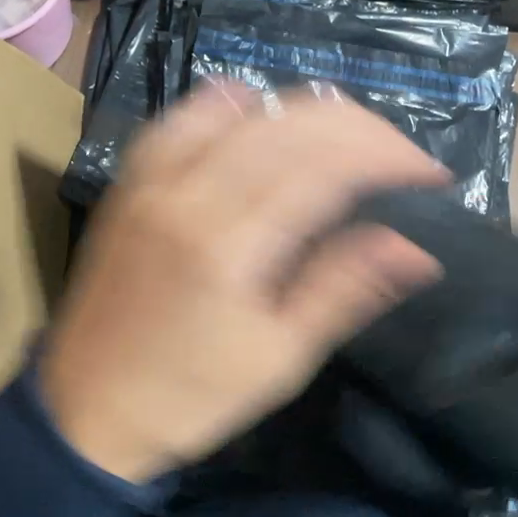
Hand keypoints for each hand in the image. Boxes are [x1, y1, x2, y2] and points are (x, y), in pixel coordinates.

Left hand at [39, 83, 448, 483]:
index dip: (388, 157)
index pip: (325, 167)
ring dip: (299, 111)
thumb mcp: (279, 357)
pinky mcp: (127, 185)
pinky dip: (227, 108)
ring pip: (235, 110)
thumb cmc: (190, 398)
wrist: (87, 409)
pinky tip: (256, 116)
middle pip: (286, 124)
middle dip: (356, 127)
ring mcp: (149, 182)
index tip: (430, 174)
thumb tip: (416, 247)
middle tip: (398, 155)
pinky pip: (178, 120)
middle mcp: (187, 194)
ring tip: (344, 135)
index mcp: (230, 244)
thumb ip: (344, 289)